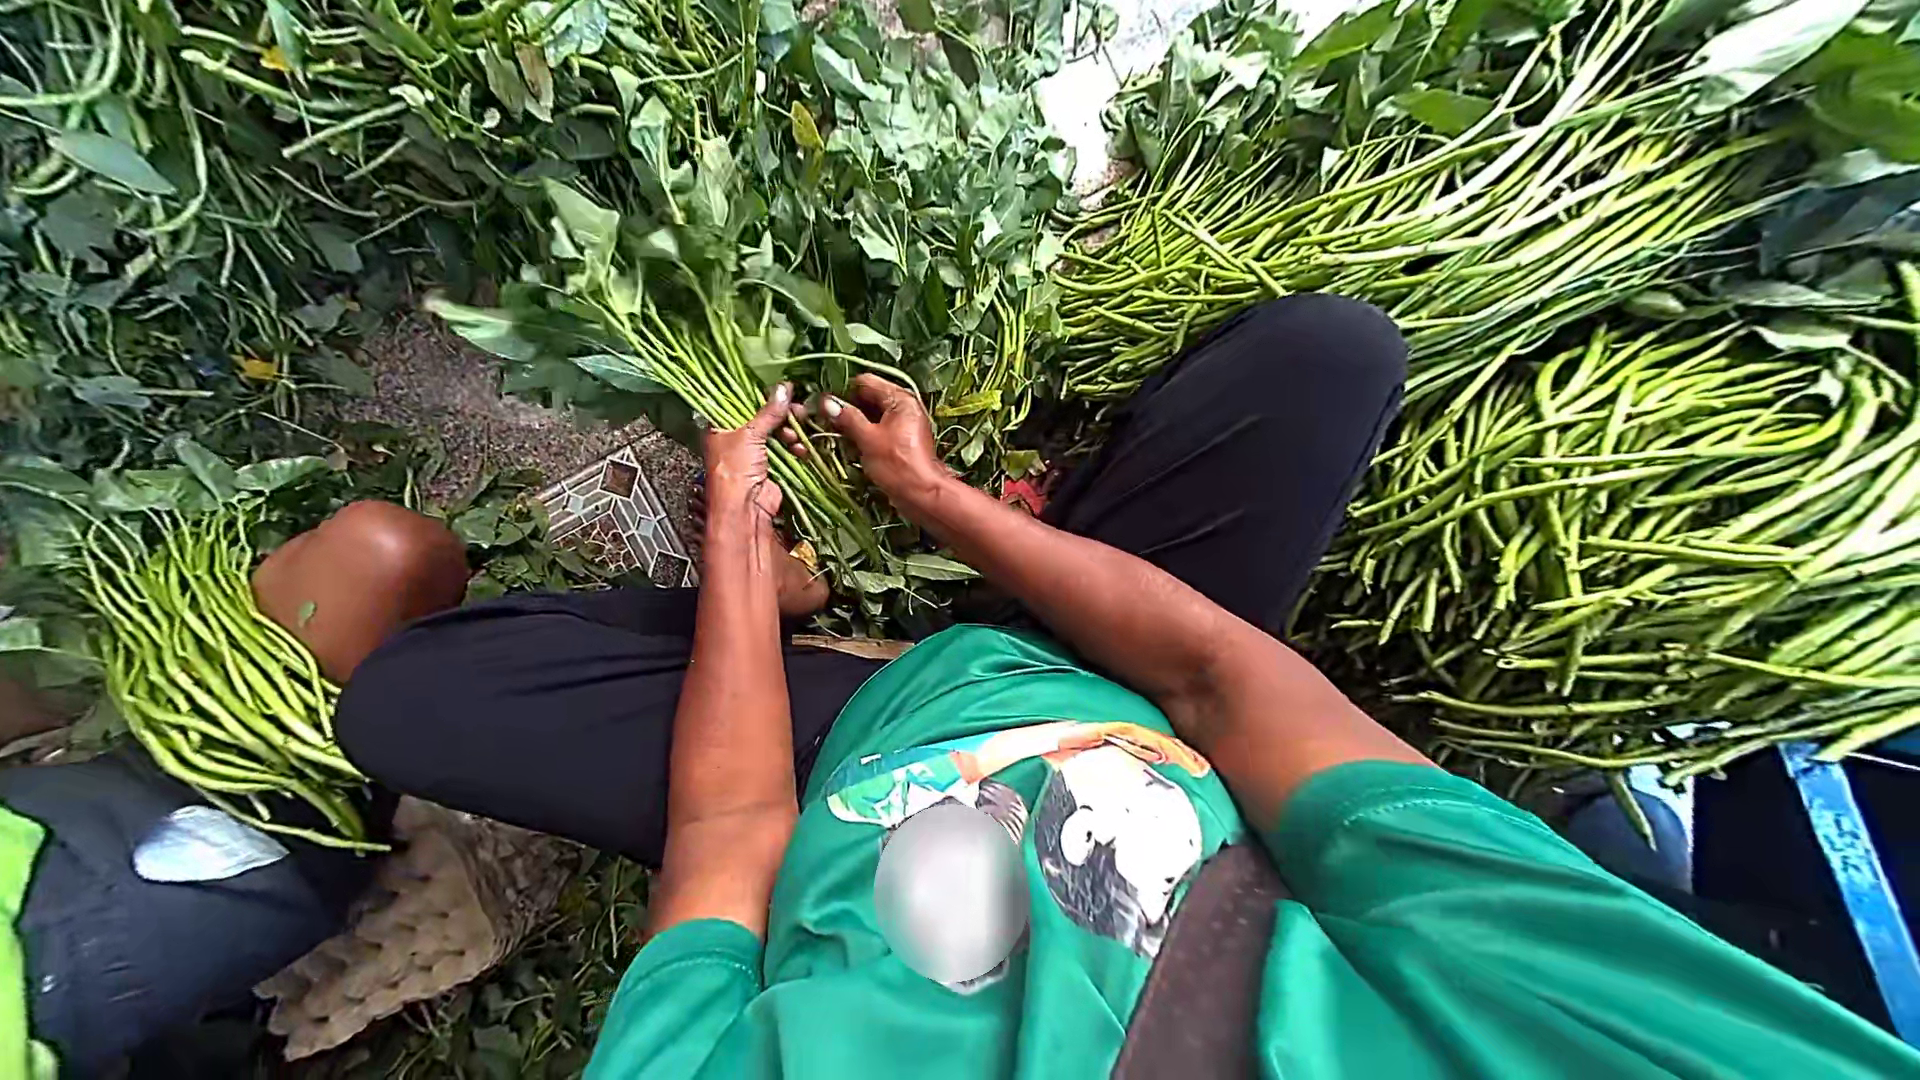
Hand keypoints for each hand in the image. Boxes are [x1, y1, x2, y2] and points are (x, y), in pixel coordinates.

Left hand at [704, 383, 799, 523]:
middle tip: (798, 410)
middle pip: (765, 417)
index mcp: (722, 426)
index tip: (784, 389)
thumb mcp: (749, 434)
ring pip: (779, 433)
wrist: (745, 509)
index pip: (743, 402)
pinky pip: (788, 450)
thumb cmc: (734, 470)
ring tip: (798, 432)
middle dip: (783, 414)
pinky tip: (801, 448)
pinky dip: (796, 447)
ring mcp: (757, 452)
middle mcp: (738, 437)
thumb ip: (768, 412)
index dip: (763, 395)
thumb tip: (784, 387)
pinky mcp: (774, 465)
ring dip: (792, 431)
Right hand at [804, 375, 950, 511]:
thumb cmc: (897, 464)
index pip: (866, 382)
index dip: (843, 390)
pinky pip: (878, 430)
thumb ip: (848, 418)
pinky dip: (864, 434)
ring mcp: (904, 425)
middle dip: (847, 407)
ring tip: (833, 431)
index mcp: (901, 399)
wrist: (922, 495)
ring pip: (872, 416)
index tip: (824, 402)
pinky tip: (849, 443)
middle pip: (869, 398)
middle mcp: (905, 407)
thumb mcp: (868, 439)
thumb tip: (826, 402)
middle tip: (824, 418)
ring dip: (854, 423)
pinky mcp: (901, 441)